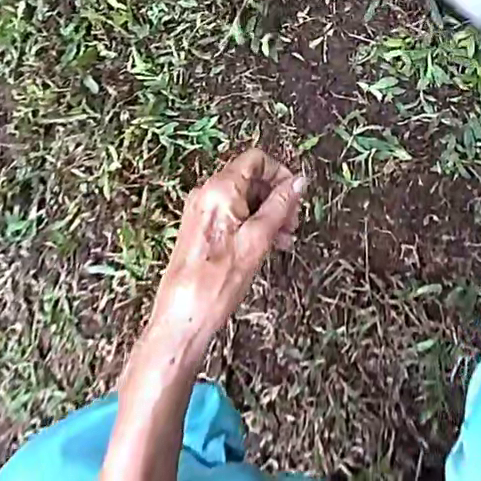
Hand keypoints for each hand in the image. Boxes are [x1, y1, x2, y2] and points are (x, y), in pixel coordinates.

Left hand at [139, 149, 306, 358]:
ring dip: (267, 212)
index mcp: (219, 188)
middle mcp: (206, 193)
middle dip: (276, 196)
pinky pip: (232, 213)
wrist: (180, 321)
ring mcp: (200, 211)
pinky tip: (265, 246)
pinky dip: (252, 223)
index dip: (280, 173)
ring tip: (283, 240)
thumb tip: (299, 181)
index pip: (256, 159)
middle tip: (292, 223)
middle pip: (250, 178)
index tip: (295, 196)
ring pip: (243, 197)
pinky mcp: (199, 229)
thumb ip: (281, 205)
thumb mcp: (258, 239)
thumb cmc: (217, 282)